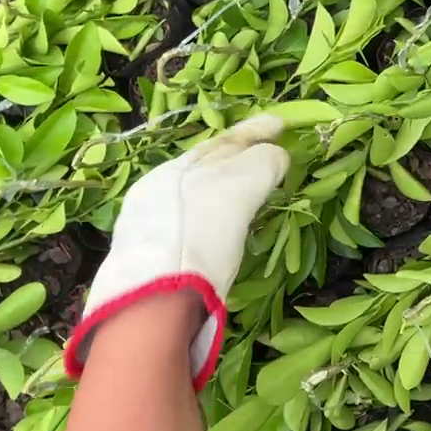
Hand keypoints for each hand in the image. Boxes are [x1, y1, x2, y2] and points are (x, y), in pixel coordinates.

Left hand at [63, 115, 289, 388]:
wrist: (151, 306)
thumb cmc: (198, 242)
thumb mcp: (238, 192)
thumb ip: (261, 164)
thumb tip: (276, 155)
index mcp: (179, 170)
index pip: (227, 141)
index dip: (256, 131)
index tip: (280, 124)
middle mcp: (161, 188)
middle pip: (207, 161)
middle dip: (237, 151)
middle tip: (266, 147)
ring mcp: (151, 220)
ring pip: (195, 188)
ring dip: (224, 179)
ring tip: (248, 183)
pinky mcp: (150, 253)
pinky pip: (186, 216)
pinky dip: (209, 208)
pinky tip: (218, 222)